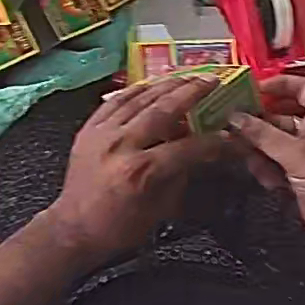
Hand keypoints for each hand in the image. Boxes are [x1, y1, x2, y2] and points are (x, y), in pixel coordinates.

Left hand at [37, 76, 230, 261]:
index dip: (213, 142)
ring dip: (166, 84)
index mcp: (141, 171)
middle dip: (191, 92)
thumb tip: (198, 152)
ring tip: (187, 76)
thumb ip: (179, 176)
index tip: (230, 136)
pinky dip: (135, 91)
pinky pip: (115, 102)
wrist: (74, 229)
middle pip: (163, 110)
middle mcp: (121, 145)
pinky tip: (151, 84)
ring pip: (138, 99)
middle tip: (212, 80)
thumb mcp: (159, 209)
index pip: (187, 148)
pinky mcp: (88, 129)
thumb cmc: (118, 227)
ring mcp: (102, 134)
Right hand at [228, 76, 304, 259]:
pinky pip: (275, 165)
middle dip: (258, 122)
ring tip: (243, 156)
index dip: (279, 85)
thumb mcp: (300, 155)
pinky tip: (266, 180)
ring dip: (258, 150)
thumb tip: (233, 116)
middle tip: (230, 124)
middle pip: (281, 117)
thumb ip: (264, 135)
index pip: (303, 88)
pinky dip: (266, 170)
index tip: (251, 88)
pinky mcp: (300, 179)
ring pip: (273, 143)